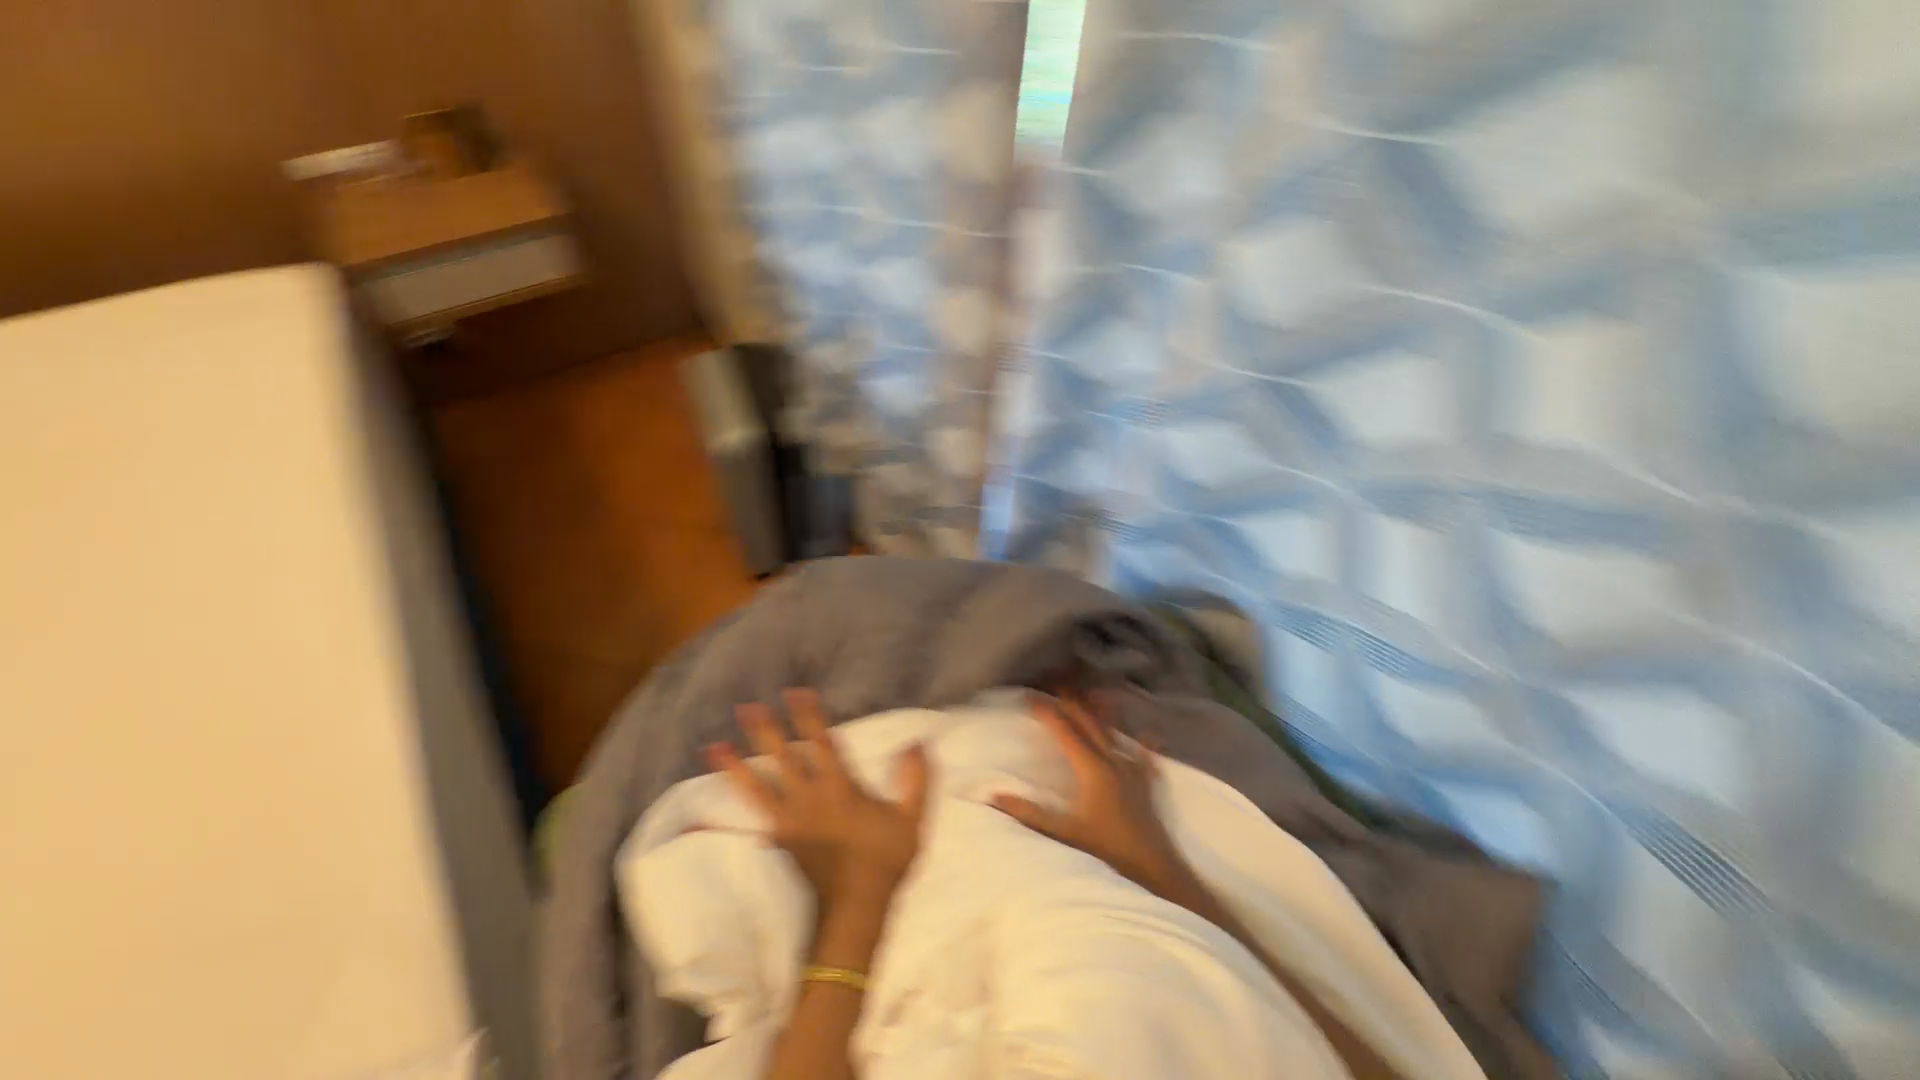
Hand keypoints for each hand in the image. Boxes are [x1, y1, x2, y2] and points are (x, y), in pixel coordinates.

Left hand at [707, 688, 931, 910]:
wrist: (855, 908)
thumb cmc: (884, 861)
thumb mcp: (910, 820)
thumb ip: (914, 780)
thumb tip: (915, 743)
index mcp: (840, 790)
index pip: (823, 745)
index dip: (809, 717)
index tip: (795, 692)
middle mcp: (809, 799)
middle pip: (783, 759)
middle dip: (765, 731)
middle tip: (746, 706)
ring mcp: (790, 820)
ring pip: (758, 786)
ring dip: (737, 763)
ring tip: (714, 745)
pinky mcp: (779, 838)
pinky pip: (754, 814)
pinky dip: (738, 799)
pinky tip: (724, 790)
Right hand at [992, 691, 1197, 900]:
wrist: (1153, 871)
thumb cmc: (1106, 852)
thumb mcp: (1063, 834)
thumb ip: (1029, 814)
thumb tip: (993, 796)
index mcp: (1092, 770)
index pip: (1066, 733)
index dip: (1048, 714)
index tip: (1032, 698)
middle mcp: (1114, 763)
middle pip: (1090, 726)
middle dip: (1072, 705)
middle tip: (1056, 688)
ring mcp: (1134, 772)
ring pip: (1116, 734)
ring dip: (1103, 713)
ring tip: (1097, 692)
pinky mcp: (1148, 786)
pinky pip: (1146, 756)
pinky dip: (1143, 742)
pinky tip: (1150, 732)